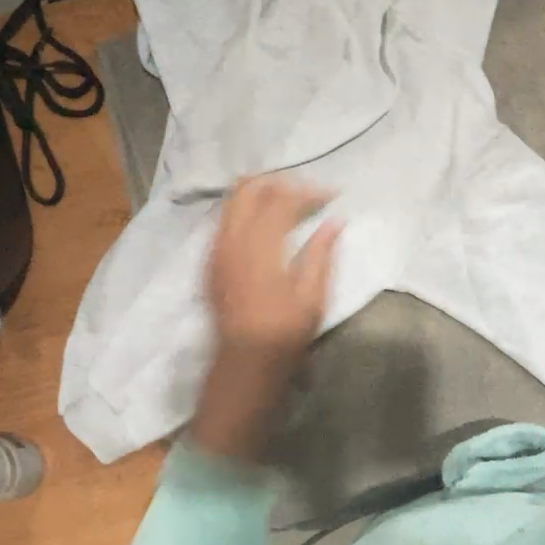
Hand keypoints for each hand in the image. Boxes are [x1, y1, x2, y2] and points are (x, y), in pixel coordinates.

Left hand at [192, 177, 341, 461]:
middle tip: (305, 194)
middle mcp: (231, 239)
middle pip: (249, 186)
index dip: (309, 190)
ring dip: (260, 195)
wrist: (244, 362)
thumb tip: (335, 222)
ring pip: (232, 201)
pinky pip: (224, 221)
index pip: (283, 197)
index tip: (332, 195)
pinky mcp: (209, 261)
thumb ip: (322, 253)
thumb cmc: (284, 333)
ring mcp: (215, 248)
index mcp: (260, 245)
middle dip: (279, 182)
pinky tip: (264, 230)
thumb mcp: (313, 296)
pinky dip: (245, 213)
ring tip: (287, 207)